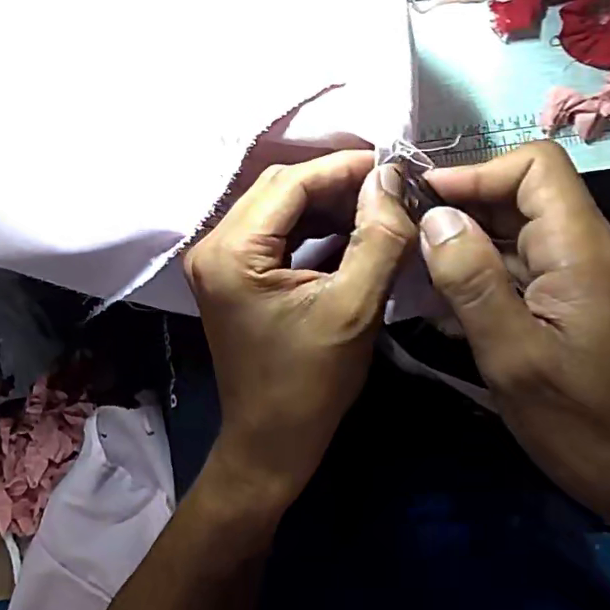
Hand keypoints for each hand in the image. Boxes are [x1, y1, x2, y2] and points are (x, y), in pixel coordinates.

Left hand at [183, 151, 416, 512]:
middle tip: (391, 186)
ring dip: (329, 201)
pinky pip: (278, 229)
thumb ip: (377, 238)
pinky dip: (316, 223)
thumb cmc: (311, 384)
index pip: (291, 183)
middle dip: (338, 182)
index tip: (395, 165)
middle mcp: (214, 244)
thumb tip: (392, 180)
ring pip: (281, 205)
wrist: (271, 444)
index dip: (345, 167)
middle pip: (282, 188)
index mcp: (232, 252)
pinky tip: (353, 228)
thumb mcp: (354, 308)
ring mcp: (221, 258)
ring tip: (379, 204)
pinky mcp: (235, 272)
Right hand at [418, 142, 609, 538]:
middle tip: (410, 240)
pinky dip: (495, 274)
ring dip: (476, 245)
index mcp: (583, 247)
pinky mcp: (592, 301)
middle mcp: (595, 247)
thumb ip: (472, 281)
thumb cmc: (591, 429)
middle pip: (527, 196)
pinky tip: (459, 302)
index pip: (534, 165)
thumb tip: (436, 216)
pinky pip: (536, 267)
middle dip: (466, 209)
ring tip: (423, 272)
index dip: (477, 172)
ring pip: (527, 233)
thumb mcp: (514, 359)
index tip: (425, 201)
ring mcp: (596, 274)